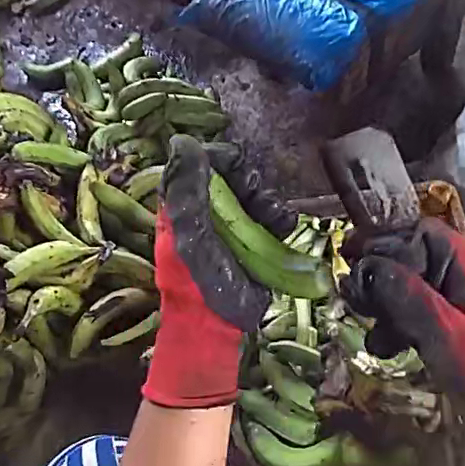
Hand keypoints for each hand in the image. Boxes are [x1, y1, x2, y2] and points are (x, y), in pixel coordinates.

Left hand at [140, 135, 268, 407]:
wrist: (218, 325)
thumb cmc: (195, 281)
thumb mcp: (187, 234)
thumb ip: (185, 189)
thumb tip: (181, 140)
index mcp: (183, 204)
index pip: (201, 162)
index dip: (220, 159)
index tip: (237, 169)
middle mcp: (207, 210)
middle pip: (233, 175)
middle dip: (249, 183)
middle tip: (255, 201)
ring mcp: (232, 226)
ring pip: (255, 194)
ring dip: (268, 202)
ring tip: (274, 220)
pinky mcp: (254, 241)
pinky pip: (271, 217)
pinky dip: (280, 218)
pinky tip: (282, 228)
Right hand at [347, 219, 464, 465]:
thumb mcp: (443, 330)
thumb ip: (406, 295)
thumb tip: (370, 266)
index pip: (426, 232)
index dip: (388, 239)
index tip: (354, 255)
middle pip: (417, 262)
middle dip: (383, 279)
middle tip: (355, 298)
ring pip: (418, 292)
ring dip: (390, 309)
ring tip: (374, 334)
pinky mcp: (464, 333)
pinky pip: (427, 318)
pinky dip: (405, 328)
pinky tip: (389, 349)